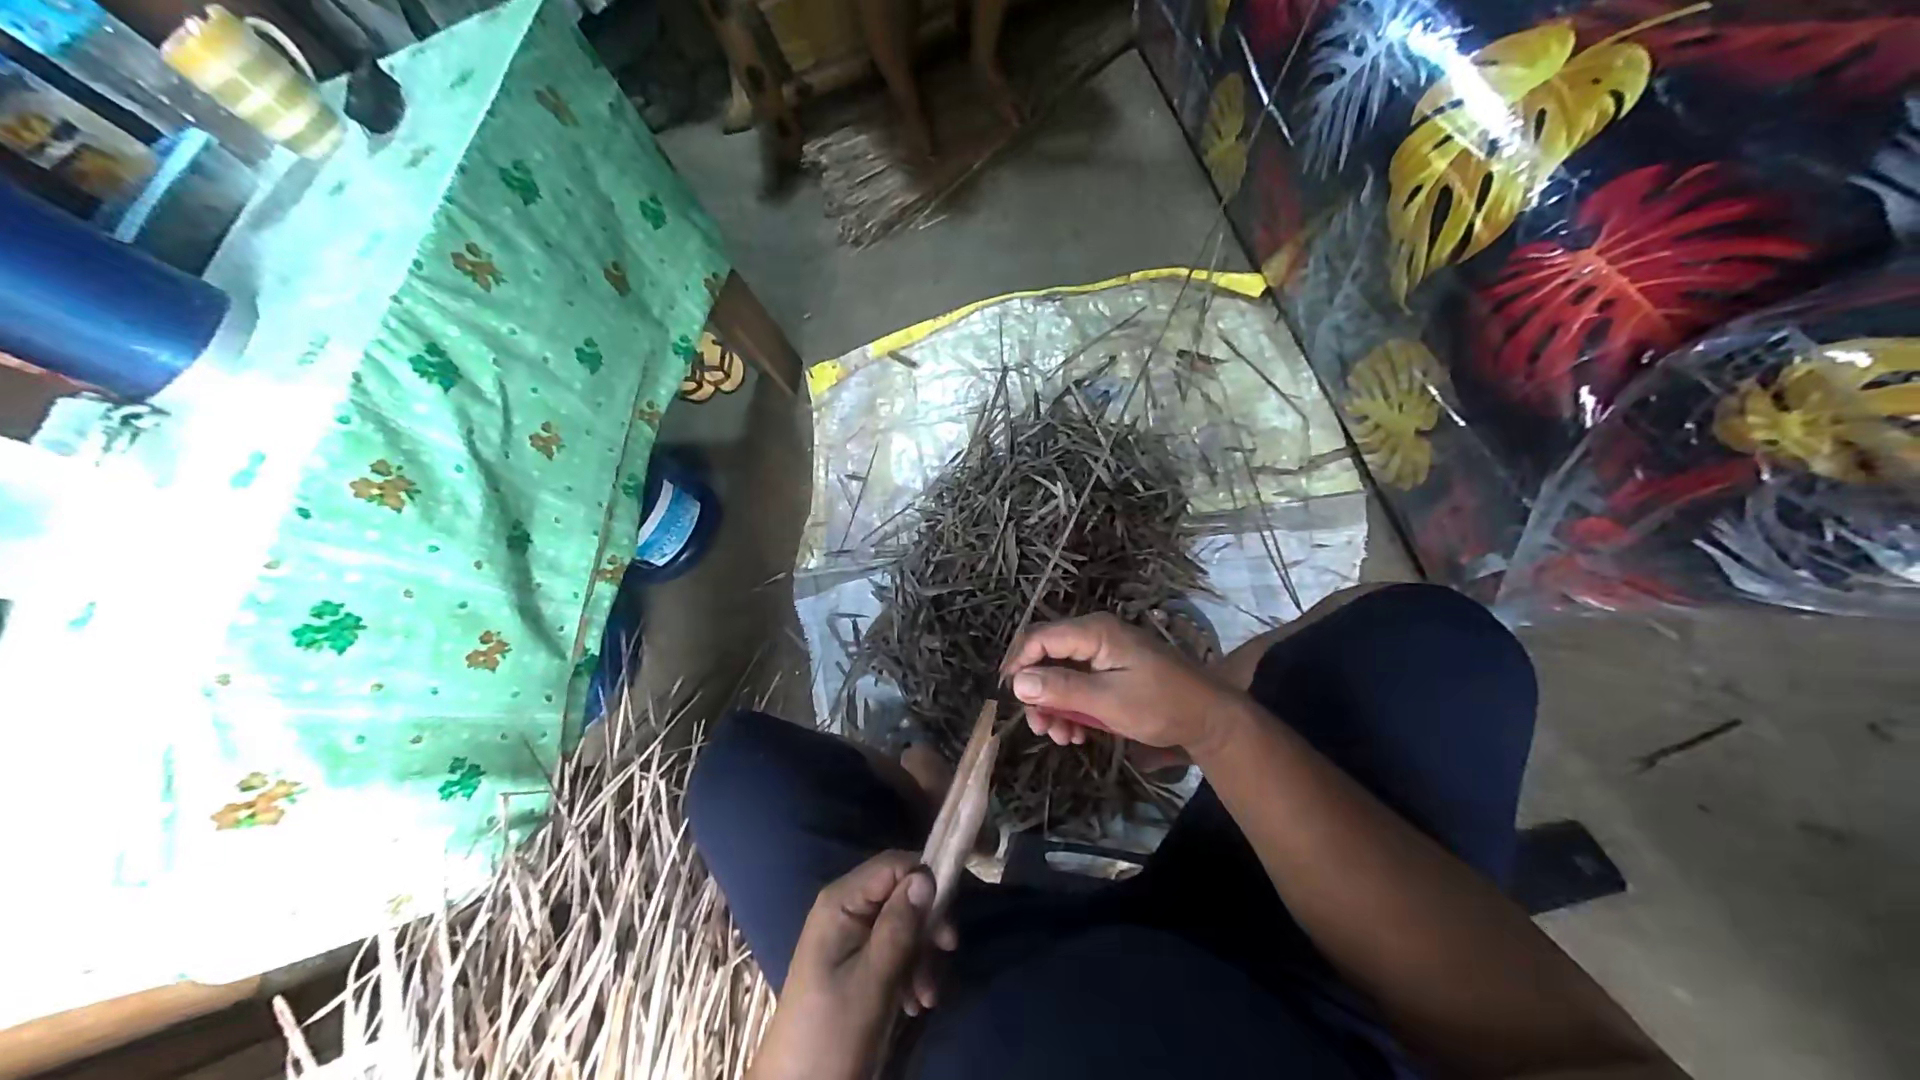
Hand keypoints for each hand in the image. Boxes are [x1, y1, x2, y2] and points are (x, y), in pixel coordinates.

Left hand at [749, 852, 957, 1079]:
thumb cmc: (833, 1034)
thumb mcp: (873, 981)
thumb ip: (899, 925)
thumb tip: (926, 875)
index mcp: (841, 902)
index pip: (894, 864)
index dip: (926, 882)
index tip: (947, 922)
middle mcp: (846, 908)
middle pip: (902, 893)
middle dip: (926, 928)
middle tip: (945, 958)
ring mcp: (851, 935)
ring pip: (904, 923)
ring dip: (922, 956)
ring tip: (925, 997)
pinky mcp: (858, 961)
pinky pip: (895, 949)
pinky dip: (911, 972)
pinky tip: (915, 1003)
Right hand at [1002, 612, 1237, 750]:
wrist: (1210, 719)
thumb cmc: (1160, 705)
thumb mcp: (1108, 701)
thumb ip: (1061, 689)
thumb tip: (1017, 682)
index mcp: (1094, 632)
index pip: (1039, 638)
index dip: (1018, 665)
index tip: (1010, 698)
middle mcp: (1095, 636)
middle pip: (1047, 657)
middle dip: (1038, 693)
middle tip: (1039, 727)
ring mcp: (1104, 654)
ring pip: (1060, 675)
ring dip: (1054, 706)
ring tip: (1061, 737)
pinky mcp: (1111, 671)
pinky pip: (1079, 684)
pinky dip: (1072, 708)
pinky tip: (1076, 733)